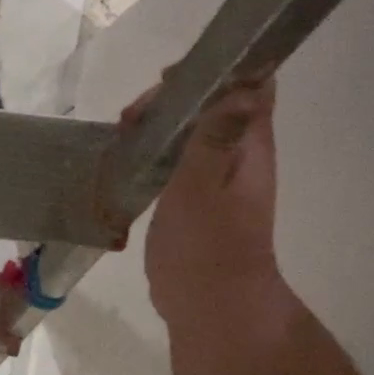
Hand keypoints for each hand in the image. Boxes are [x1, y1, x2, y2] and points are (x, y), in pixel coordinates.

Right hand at [139, 76, 281, 327]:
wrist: (208, 306)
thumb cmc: (206, 247)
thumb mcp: (203, 186)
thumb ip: (215, 136)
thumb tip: (242, 86)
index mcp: (249, 146)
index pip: (250, 84)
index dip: (219, 68)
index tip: (171, 76)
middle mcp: (238, 157)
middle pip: (212, 107)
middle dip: (173, 102)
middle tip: (132, 118)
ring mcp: (216, 183)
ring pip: (191, 135)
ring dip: (160, 128)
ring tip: (123, 136)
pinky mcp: (194, 206)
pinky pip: (175, 165)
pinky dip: (154, 156)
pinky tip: (128, 164)